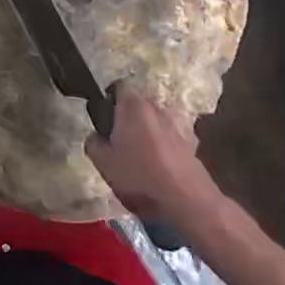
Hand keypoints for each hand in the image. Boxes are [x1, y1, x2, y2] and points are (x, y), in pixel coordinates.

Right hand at [85, 87, 223, 228]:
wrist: (184, 198)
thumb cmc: (139, 176)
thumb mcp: (103, 164)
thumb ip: (93, 144)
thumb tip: (94, 136)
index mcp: (133, 106)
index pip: (119, 86)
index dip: (110, 98)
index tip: (104, 117)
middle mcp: (157, 107)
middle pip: (138, 104)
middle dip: (128, 118)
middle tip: (118, 142)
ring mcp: (177, 122)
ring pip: (155, 120)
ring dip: (147, 131)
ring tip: (140, 157)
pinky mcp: (191, 139)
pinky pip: (170, 135)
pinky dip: (164, 144)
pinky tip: (159, 166)